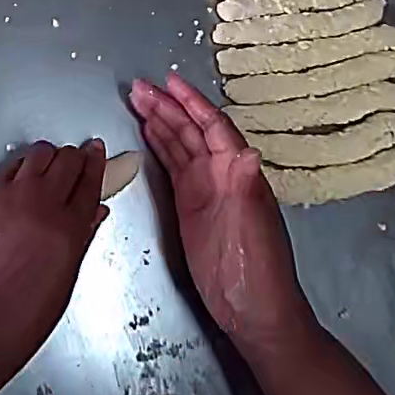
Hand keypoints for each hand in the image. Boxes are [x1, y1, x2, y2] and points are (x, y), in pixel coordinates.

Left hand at [0, 139, 108, 382]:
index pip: (90, 181)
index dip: (96, 162)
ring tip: (51, 170)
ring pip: (41, 154)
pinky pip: (13, 166)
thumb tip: (96, 210)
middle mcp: (43, 205)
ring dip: (51, 157)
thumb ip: (83, 237)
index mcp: (69, 229)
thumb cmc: (25, 316)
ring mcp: (13, 197)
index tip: (97, 150)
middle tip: (77, 162)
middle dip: (76, 158)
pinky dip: (25, 166)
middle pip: (68, 159)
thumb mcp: (67, 279)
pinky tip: (26, 178)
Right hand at [131, 74, 315, 353]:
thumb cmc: (258, 272)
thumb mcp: (253, 232)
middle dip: (166, 106)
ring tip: (137, 100)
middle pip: (191, 130)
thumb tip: (250, 153)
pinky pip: (172, 166)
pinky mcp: (190, 205)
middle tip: (138, 87)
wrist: (253, 313)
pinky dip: (159, 145)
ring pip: (179, 143)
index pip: (213, 126)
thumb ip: (249, 191)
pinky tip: (148, 131)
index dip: (192, 102)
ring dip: (160, 120)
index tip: (170, 81)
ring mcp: (204, 188)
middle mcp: (221, 173)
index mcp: (238, 172)